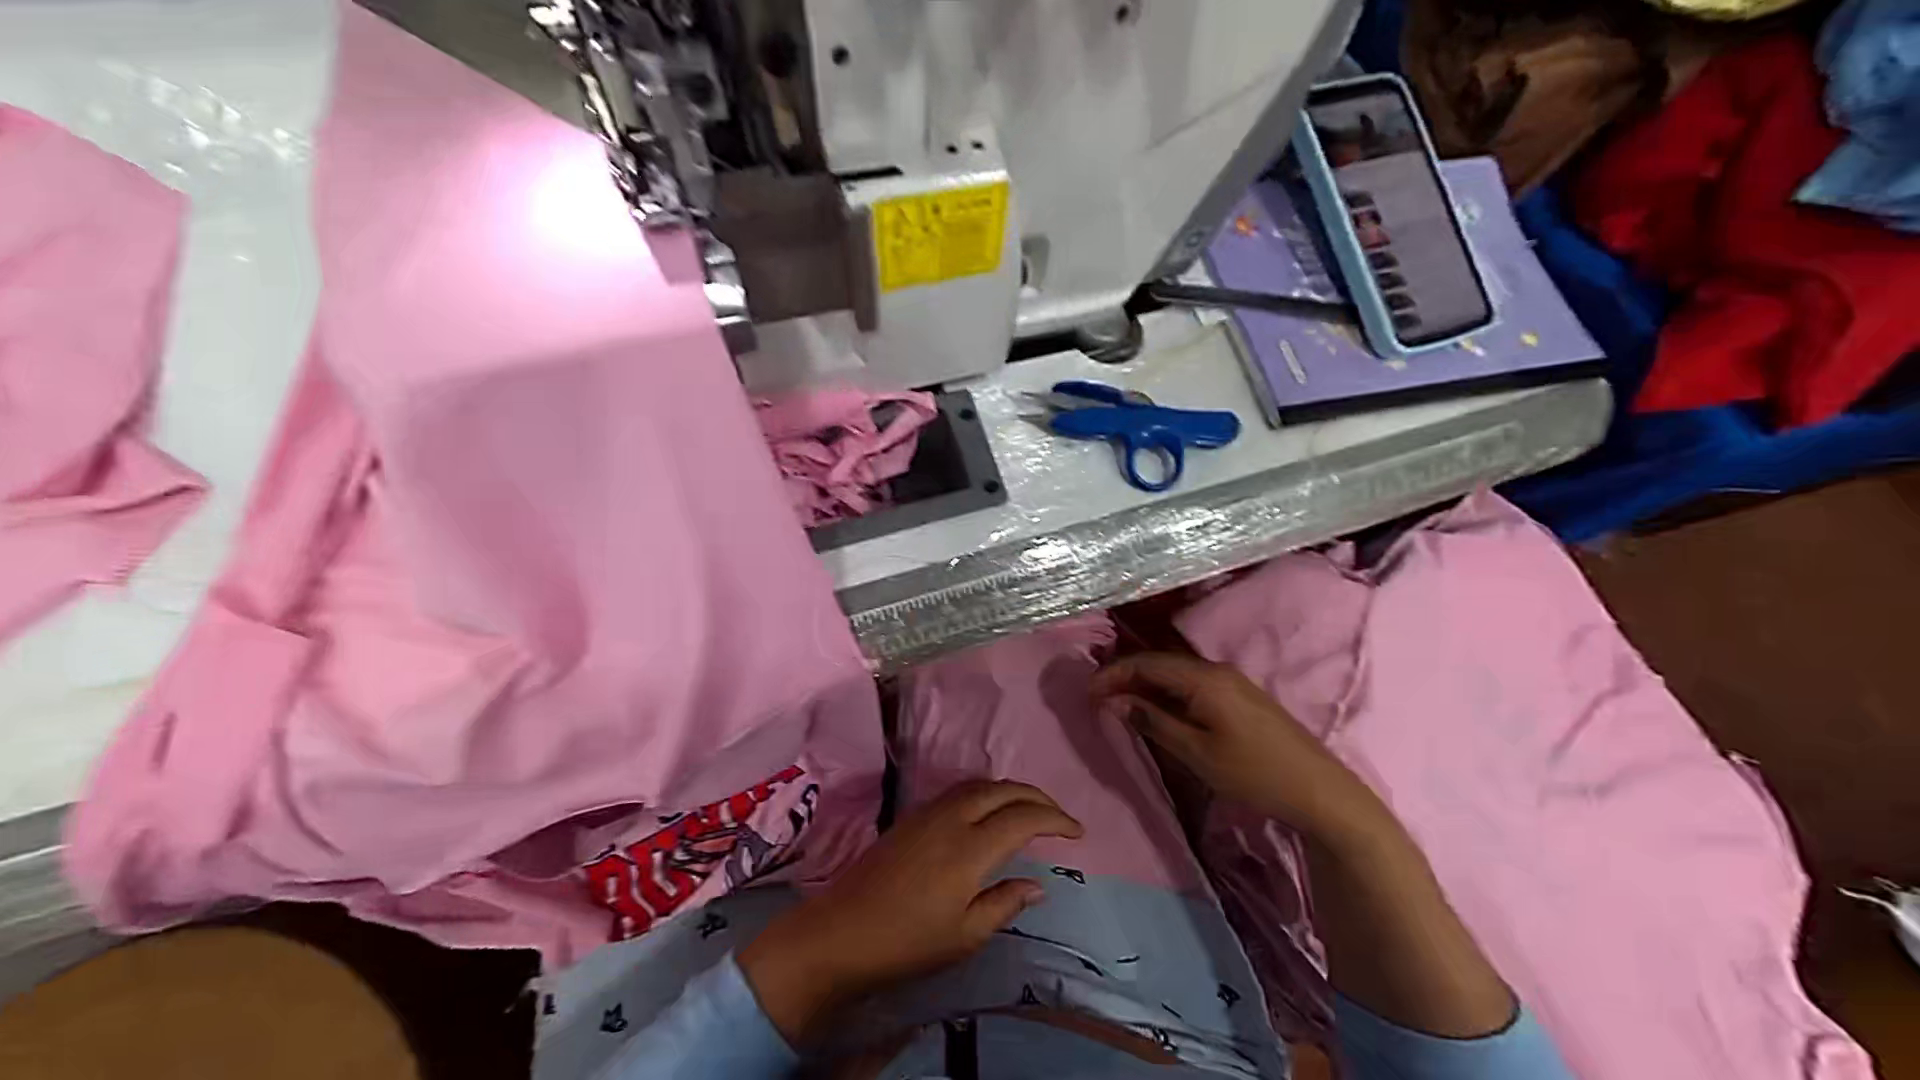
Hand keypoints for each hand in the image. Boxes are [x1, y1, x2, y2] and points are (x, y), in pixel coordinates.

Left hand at [738, 780, 1081, 1043]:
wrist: (841, 933)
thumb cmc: (907, 942)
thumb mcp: (965, 935)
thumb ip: (1004, 902)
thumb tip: (1037, 884)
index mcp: (970, 848)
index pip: (1023, 818)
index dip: (1055, 819)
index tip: (1077, 832)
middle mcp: (951, 817)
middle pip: (1003, 789)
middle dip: (1037, 796)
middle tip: (1060, 816)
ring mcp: (928, 812)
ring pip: (979, 784)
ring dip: (1010, 790)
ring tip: (1031, 809)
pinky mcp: (912, 815)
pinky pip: (959, 790)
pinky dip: (986, 792)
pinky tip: (990, 811)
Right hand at [1090, 652, 1389, 846]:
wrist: (1320, 792)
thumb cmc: (1254, 773)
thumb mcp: (1196, 752)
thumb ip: (1154, 722)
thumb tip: (1117, 701)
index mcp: (1204, 678)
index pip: (1146, 663)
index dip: (1113, 674)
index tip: (1087, 692)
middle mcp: (1217, 670)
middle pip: (1160, 663)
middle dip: (1125, 675)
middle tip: (1097, 696)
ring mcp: (1232, 682)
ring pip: (1176, 673)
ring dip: (1145, 684)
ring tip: (1119, 702)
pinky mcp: (1240, 697)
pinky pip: (1192, 684)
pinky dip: (1166, 692)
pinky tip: (1156, 709)